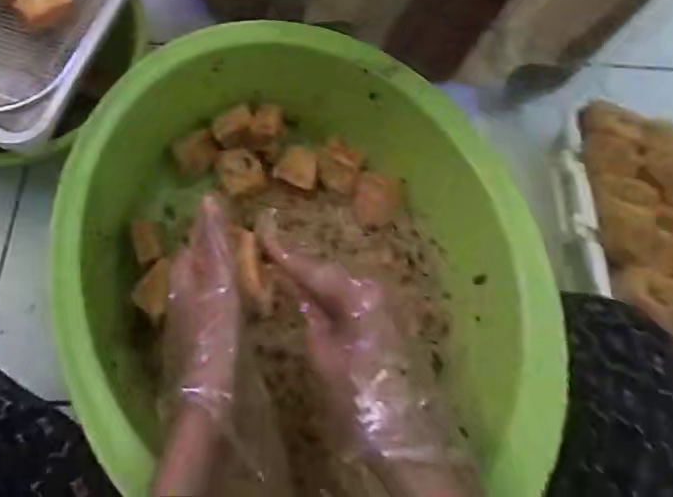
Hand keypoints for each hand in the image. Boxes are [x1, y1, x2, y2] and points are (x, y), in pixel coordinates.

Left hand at [167, 193, 240, 414]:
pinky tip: (243, 314)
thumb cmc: (215, 340)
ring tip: (250, 274)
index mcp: (182, 283)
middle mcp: (180, 303)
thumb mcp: (220, 285)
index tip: (232, 221)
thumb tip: (208, 197)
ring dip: (221, 281)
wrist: (210, 409)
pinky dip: (227, 306)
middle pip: (195, 270)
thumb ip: (215, 245)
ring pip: (203, 293)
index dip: (207, 232)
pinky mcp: (201, 353)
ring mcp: (188, 330)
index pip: (191, 246)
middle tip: (246, 247)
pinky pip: (213, 317)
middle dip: (214, 256)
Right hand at [259, 212, 474, 494]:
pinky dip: (326, 292)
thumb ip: (308, 313)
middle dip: (297, 259)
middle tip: (265, 242)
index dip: (284, 251)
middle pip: (328, 270)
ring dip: (311, 275)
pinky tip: (308, 288)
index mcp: (360, 294)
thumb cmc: (363, 400)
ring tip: (279, 260)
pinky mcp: (387, 320)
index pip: (314, 267)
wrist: (411, 444)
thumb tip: (292, 285)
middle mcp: (376, 289)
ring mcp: (385, 304)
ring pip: (338, 282)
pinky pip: (349, 296)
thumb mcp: (325, 357)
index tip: (261, 229)